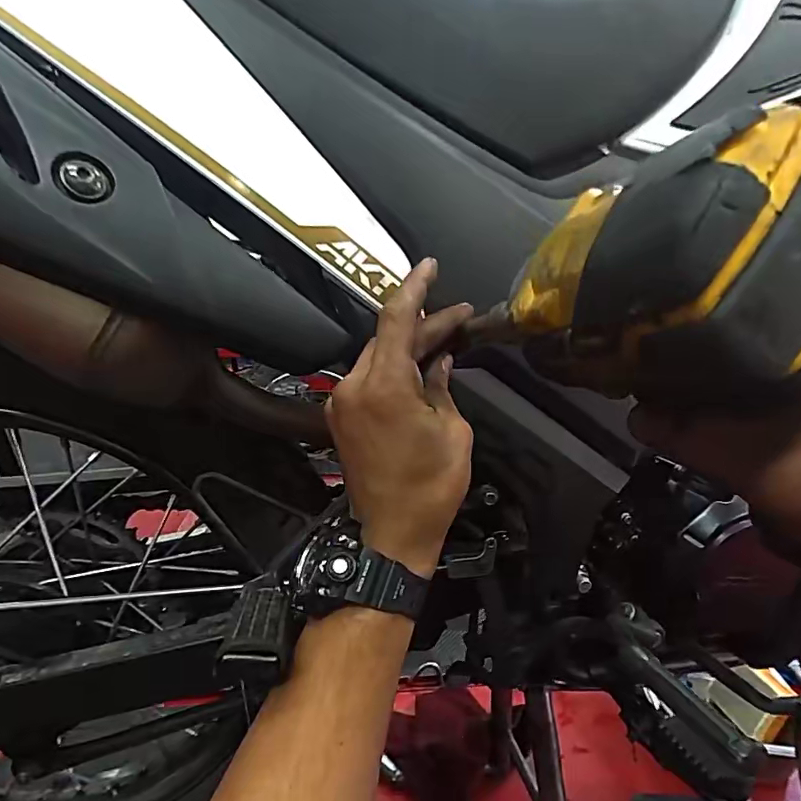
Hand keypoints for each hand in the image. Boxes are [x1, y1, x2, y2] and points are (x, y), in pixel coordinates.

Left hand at [327, 259, 474, 576]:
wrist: (393, 533)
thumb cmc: (430, 488)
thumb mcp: (452, 431)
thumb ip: (442, 386)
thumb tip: (439, 361)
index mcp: (383, 386)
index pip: (395, 318)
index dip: (415, 287)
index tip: (429, 267)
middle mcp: (354, 388)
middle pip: (386, 337)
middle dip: (422, 324)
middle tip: (458, 318)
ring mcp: (343, 404)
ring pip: (376, 357)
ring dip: (406, 346)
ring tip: (442, 341)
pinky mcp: (342, 419)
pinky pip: (368, 380)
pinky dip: (392, 369)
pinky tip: (419, 369)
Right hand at [630, 253, 800, 630]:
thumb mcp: (799, 481)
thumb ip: (706, 439)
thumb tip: (643, 412)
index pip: (739, 299)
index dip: (689, 347)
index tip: (661, 388)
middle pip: (780, 318)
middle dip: (741, 375)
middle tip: (722, 431)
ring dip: (786, 387)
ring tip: (779, 441)